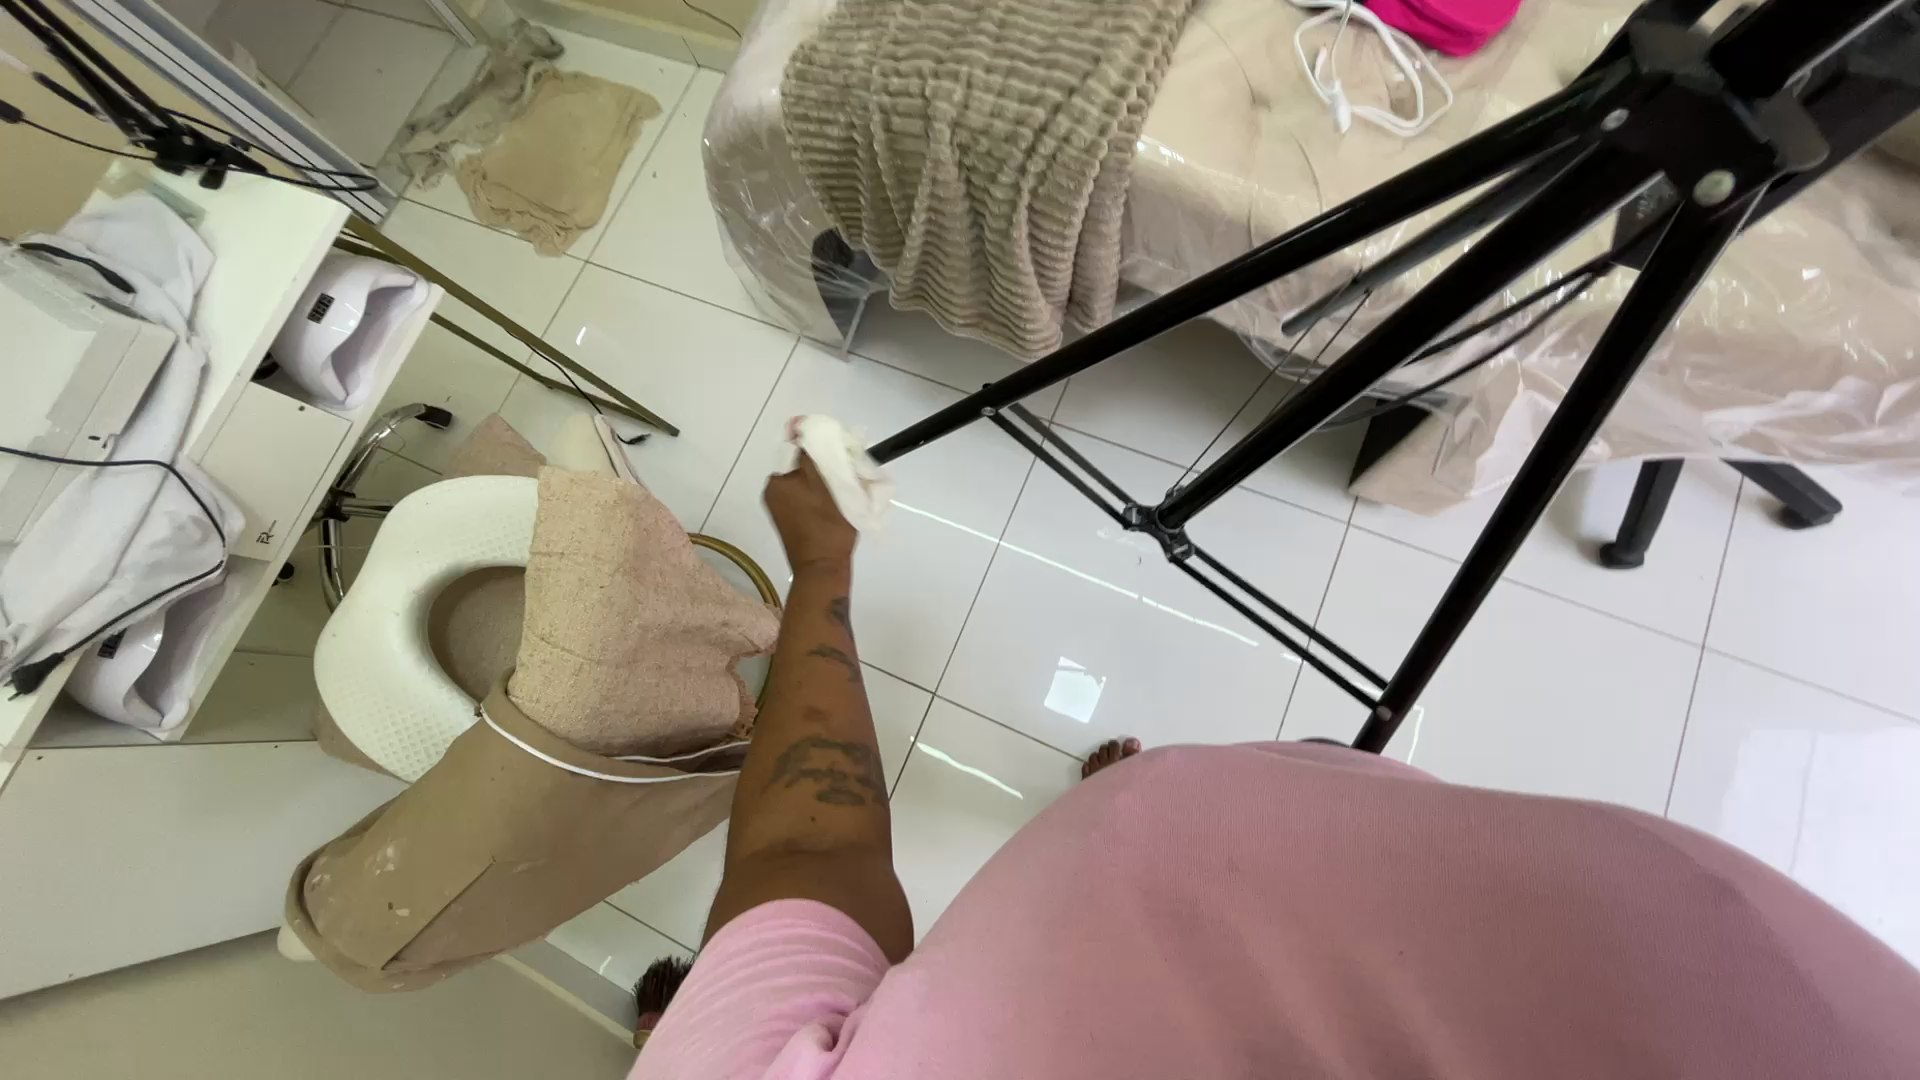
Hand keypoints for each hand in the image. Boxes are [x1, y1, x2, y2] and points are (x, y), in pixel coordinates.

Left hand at [765, 451, 856, 571]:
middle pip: (804, 469)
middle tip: (847, 478)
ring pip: (807, 485)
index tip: (842, 458)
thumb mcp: (824, 483)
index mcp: (778, 481)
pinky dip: (819, 500)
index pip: (800, 453)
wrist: (823, 568)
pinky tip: (834, 508)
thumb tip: (799, 427)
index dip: (823, 452)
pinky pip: (806, 500)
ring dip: (824, 486)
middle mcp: (774, 493)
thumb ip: (812, 455)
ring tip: (843, 495)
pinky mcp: (790, 522)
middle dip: (825, 470)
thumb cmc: (827, 526)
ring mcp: (780, 509)